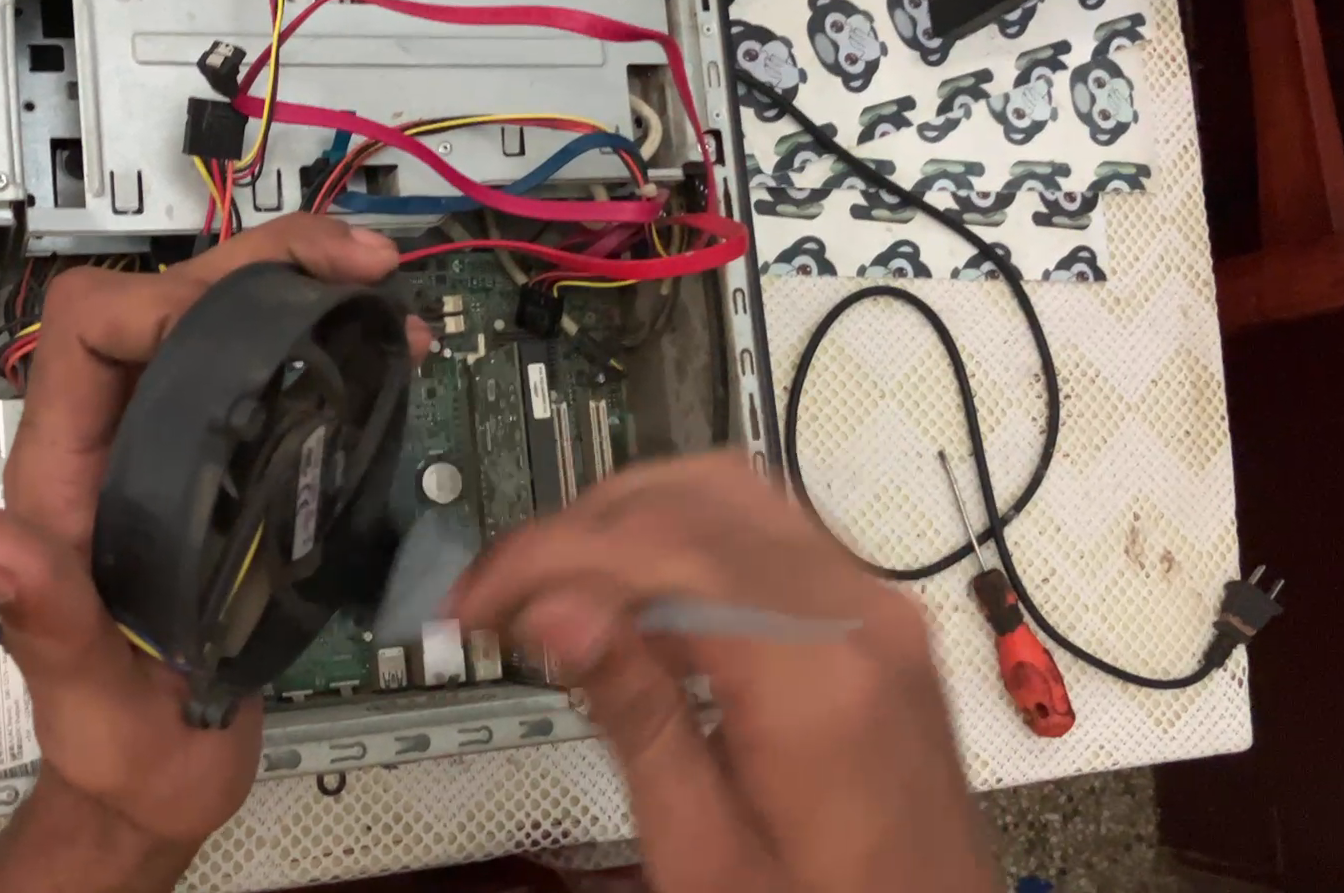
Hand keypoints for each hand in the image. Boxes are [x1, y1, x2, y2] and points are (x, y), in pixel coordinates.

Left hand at [0, 215, 428, 891]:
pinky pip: (276, 369)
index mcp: (73, 468)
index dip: (164, 299)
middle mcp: (127, 430)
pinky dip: (330, 343)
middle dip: (267, 260)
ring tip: (384, 287)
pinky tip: (384, 351)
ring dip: (306, 285)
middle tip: (362, 261)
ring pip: (232, 319)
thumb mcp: (84, 693)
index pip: (89, 328)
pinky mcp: (239, 455)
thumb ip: (44, 620)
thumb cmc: (116, 734)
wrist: (164, 765)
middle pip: (176, 296)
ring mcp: (186, 436)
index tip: (260, 320)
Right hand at [450, 452, 994, 892]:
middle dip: (573, 532)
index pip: (659, 549)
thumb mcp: (705, 855)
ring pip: (717, 489)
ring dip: (617, 522)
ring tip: (554, 584)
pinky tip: (625, 592)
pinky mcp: (857, 605)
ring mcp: (867, 598)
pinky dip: (666, 535)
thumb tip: (551, 609)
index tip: (476, 599)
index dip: (548, 555)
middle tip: (505, 594)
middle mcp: (857, 611)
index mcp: (819, 679)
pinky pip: (747, 523)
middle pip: (686, 499)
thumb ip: (633, 716)